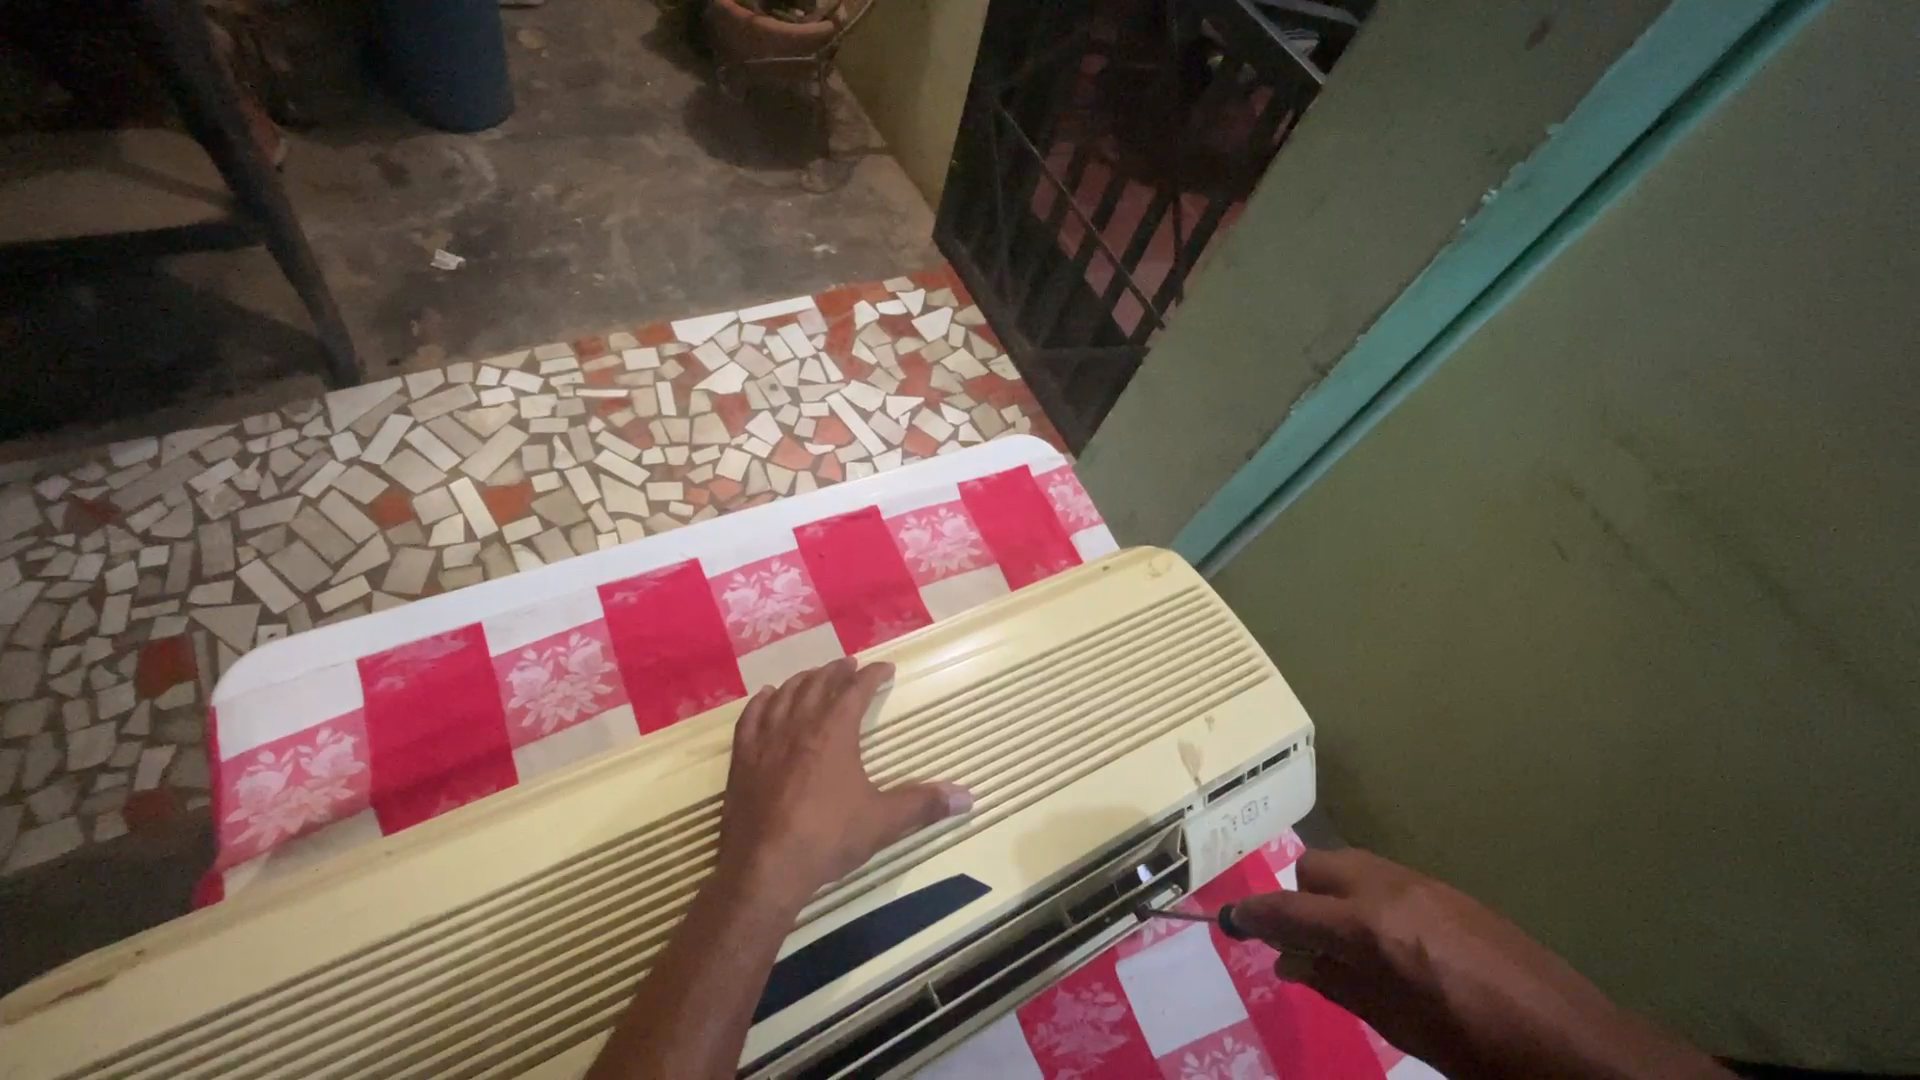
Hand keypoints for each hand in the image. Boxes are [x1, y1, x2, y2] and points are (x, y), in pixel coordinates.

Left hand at [716, 659, 973, 905]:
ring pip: (784, 695)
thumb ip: (924, 805)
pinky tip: (766, 697)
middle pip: (818, 684)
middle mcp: (799, 726)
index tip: (885, 668)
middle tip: (849, 666)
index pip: (856, 690)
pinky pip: (750, 717)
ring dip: (802, 680)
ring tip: (814, 676)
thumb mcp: (882, 822)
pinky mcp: (742, 759)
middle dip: (837, 672)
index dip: (872, 676)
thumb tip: (968, 798)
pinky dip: (761, 701)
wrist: (764, 868)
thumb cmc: (827, 838)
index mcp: (834, 732)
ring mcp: (766, 741)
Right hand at [1231, 849, 1728, 1079]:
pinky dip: (1367, 895)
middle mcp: (1386, 889)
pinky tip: (1391, 938)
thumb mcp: (1393, 1023)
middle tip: (1307, 941)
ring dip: (1332, 892)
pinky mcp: (1446, 887)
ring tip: (1349, 940)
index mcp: (1368, 928)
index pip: (1288, 909)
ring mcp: (1419, 881)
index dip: (1254, 915)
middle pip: (1314, 866)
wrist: (1569, 1040)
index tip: (1232, 919)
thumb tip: (1290, 960)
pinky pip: (1384, 876)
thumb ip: (1333, 981)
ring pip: (1349, 864)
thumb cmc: (1471, 1045)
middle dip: (1299, 896)